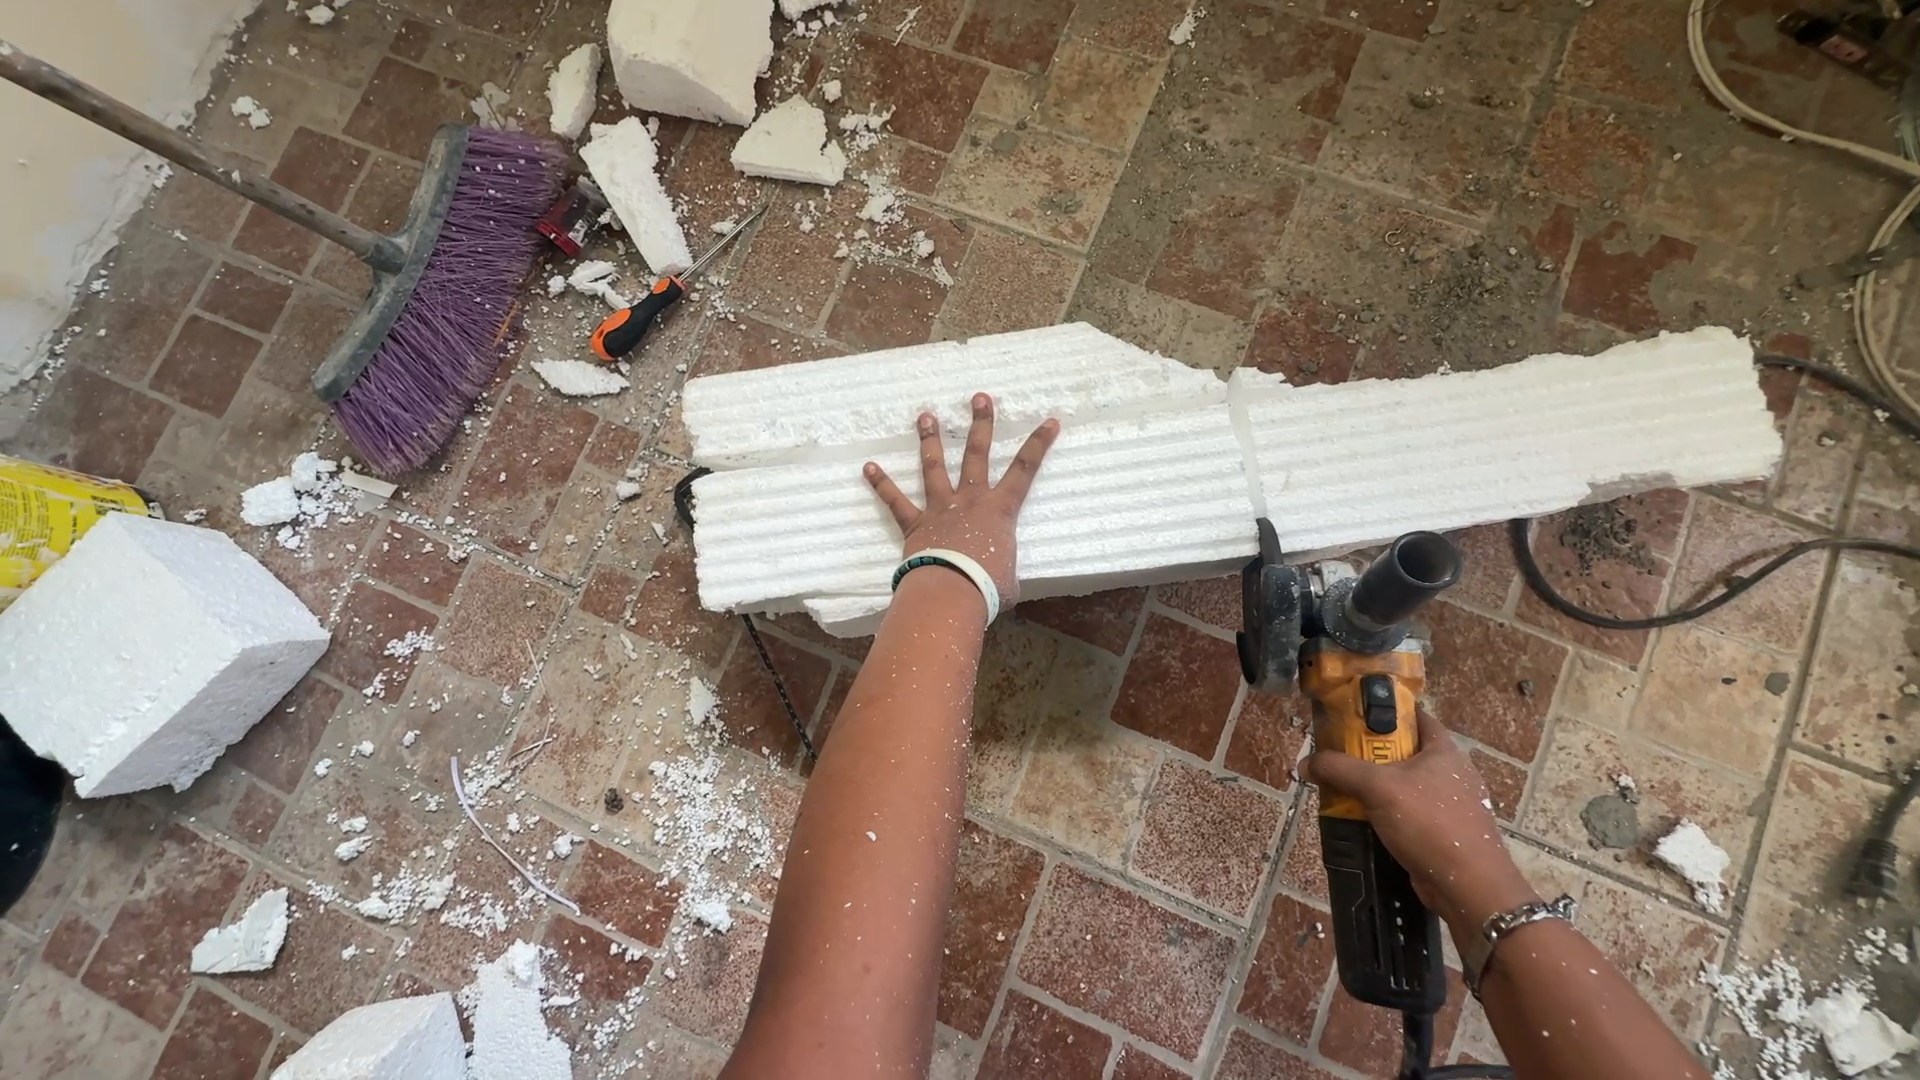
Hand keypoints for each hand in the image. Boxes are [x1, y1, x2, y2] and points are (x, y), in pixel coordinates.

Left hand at [863, 393, 1059, 604]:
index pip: (1025, 471)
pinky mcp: (915, 524)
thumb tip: (1000, 579)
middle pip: (976, 454)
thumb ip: (1004, 569)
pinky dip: (881, 484)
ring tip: (925, 416)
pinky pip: (895, 501)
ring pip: (934, 467)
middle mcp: (970, 501)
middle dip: (980, 424)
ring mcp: (940, 509)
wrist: (951, 592)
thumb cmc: (987, 588)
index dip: (1039, 445)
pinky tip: (868, 467)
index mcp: (1000, 511)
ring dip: (930, 440)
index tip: (1049, 421)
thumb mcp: (1008, 579)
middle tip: (979, 398)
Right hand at [1299, 710, 1538, 932]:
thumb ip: (1339, 769)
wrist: (1469, 888)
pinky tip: (1359, 817)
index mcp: (1444, 751)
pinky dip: (1382, 811)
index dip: (1384, 710)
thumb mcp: (1378, 787)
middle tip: (1337, 751)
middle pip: (1403, 750)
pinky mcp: (1442, 831)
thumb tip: (1305, 764)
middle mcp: (1450, 772)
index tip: (1352, 712)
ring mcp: (1448, 804)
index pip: (1414, 716)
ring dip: (1373, 784)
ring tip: (1341, 784)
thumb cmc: (1430, 824)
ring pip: (1402, 783)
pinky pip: (1405, 811)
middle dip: (1369, 751)